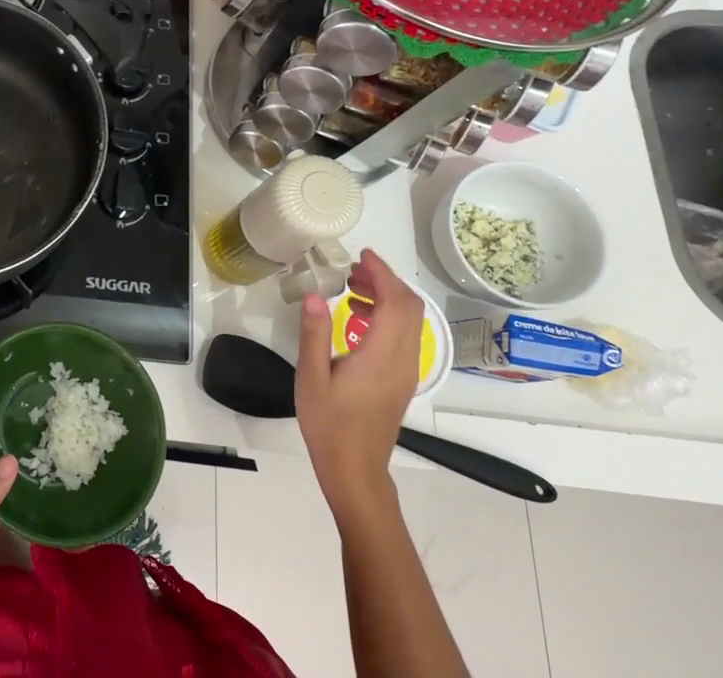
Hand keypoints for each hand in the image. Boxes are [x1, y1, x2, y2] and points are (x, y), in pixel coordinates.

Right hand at [295, 248, 423, 518]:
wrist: (355, 468)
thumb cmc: (328, 424)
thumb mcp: (311, 377)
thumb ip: (314, 333)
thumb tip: (312, 294)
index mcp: (381, 356)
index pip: (396, 302)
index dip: (383, 273)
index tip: (362, 255)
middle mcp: (403, 359)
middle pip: (411, 307)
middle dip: (387, 281)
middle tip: (353, 269)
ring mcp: (407, 371)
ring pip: (411, 321)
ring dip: (388, 297)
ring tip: (353, 288)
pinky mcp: (402, 379)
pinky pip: (405, 336)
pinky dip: (389, 316)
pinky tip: (358, 318)